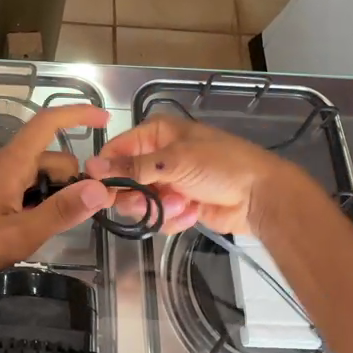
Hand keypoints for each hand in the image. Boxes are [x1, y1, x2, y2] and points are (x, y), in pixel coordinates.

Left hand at [0, 105, 113, 296]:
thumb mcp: (24, 233)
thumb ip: (62, 210)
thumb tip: (100, 189)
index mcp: (11, 162)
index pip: (47, 123)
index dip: (77, 114)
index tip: (105, 118)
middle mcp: (4, 161)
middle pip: (51, 157)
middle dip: (71, 180)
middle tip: (79, 215)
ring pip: (40, 173)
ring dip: (55, 193)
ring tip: (51, 228)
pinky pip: (25, 184)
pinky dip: (39, 199)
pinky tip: (36, 226)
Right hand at [85, 116, 293, 236]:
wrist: (261, 196)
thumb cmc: (221, 166)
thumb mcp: (175, 162)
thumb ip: (132, 167)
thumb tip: (91, 166)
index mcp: (155, 134)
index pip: (115, 151)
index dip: (106, 172)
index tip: (100, 193)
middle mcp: (157, 156)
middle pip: (124, 181)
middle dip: (138, 196)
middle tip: (149, 202)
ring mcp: (168, 182)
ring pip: (140, 203)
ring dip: (160, 208)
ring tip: (184, 205)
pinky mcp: (179, 206)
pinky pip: (159, 217)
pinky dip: (174, 218)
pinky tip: (193, 212)